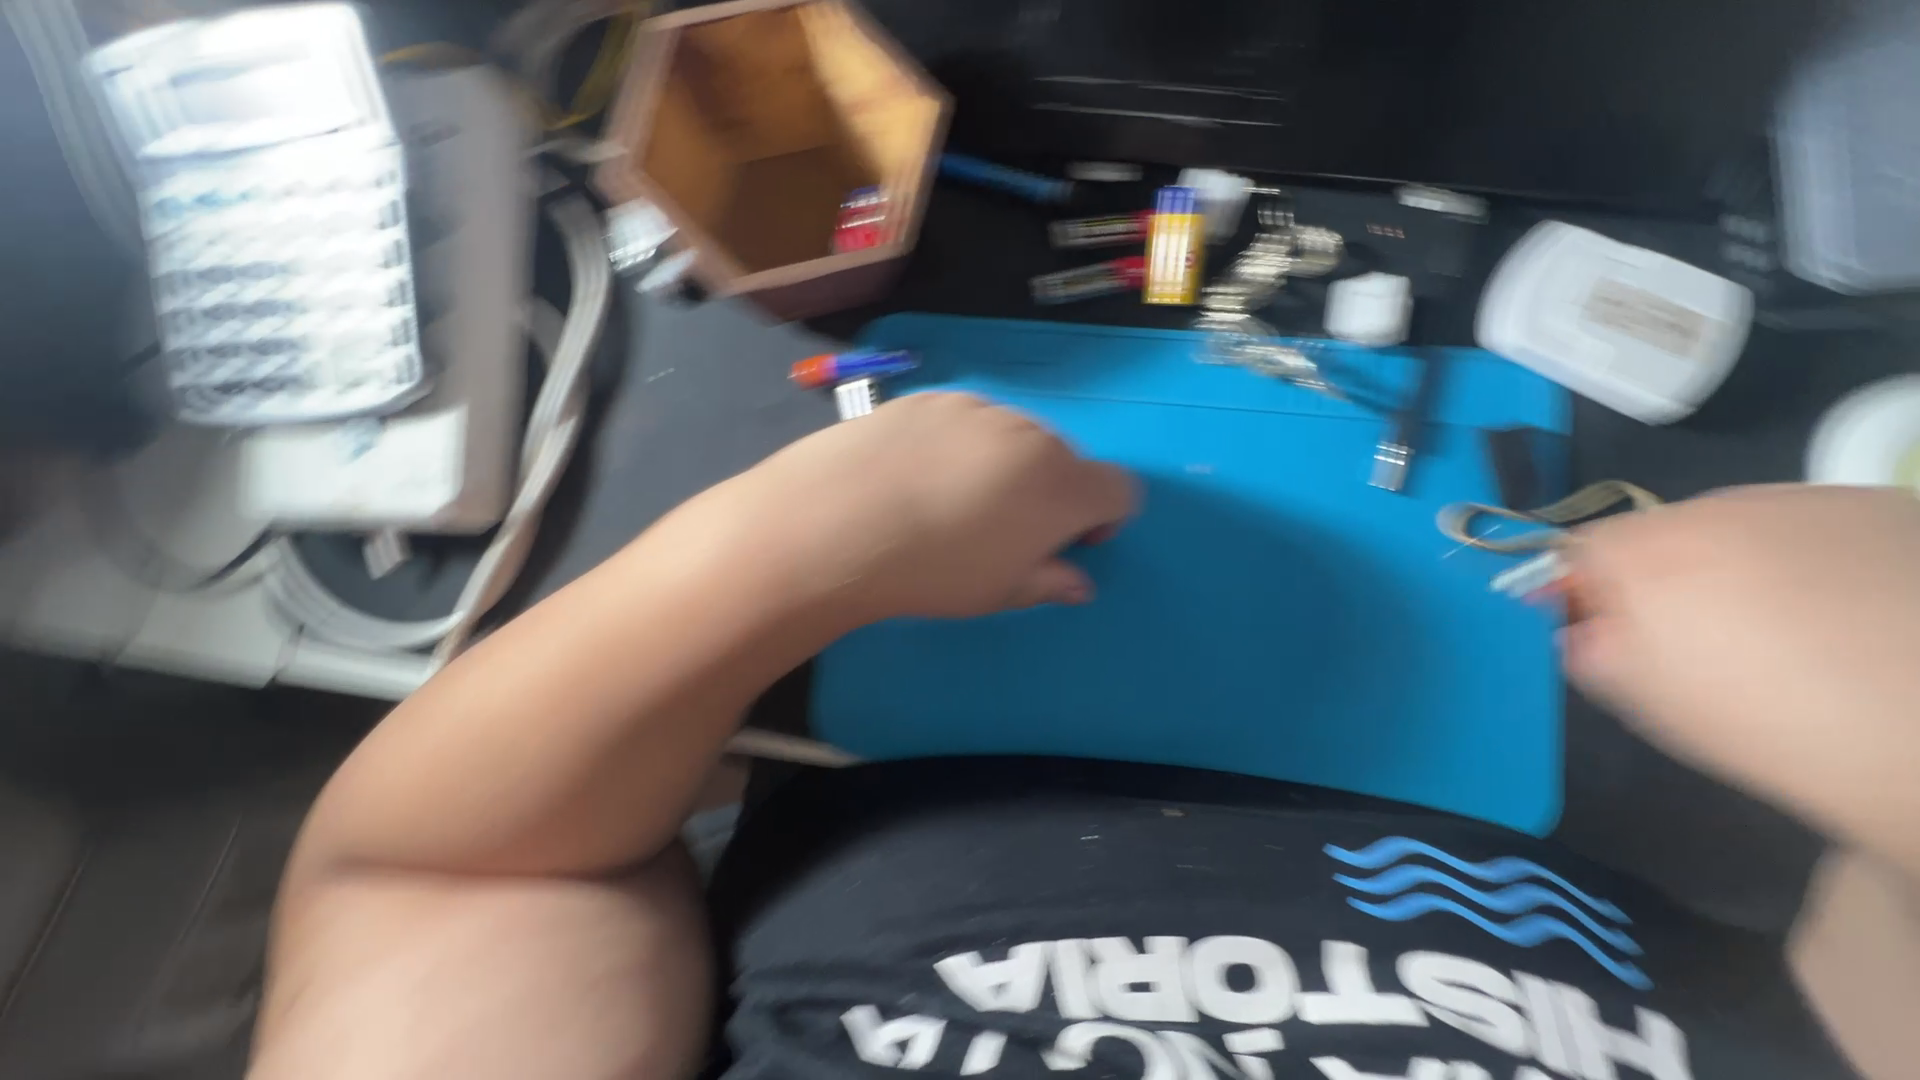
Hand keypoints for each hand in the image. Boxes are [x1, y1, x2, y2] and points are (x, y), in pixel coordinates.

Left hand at [685, 392, 1136, 623]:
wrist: (838, 521)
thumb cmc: (932, 571)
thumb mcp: (999, 592)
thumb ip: (1050, 581)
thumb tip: (1078, 581)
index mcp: (1063, 485)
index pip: (1121, 489)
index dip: (1104, 518)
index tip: (1067, 543)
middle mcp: (1032, 435)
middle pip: (1065, 461)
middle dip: (1049, 493)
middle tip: (999, 529)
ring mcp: (980, 408)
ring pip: (1014, 438)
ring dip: (1004, 466)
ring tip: (947, 501)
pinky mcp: (932, 396)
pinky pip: (966, 421)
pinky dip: (959, 444)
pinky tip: (913, 473)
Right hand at [1563, 484, 1919, 870]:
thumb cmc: (1769, 725)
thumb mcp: (1645, 697)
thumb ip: (1590, 646)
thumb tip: (1583, 625)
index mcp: (1641, 554)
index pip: (1576, 548)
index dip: (1582, 588)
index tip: (1602, 626)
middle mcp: (1711, 509)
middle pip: (1655, 531)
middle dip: (1659, 573)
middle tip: (1696, 635)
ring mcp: (1801, 501)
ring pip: (1735, 524)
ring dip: (1735, 561)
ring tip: (1784, 626)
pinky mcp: (1881, 506)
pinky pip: (1813, 524)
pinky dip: (1812, 556)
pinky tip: (1844, 609)